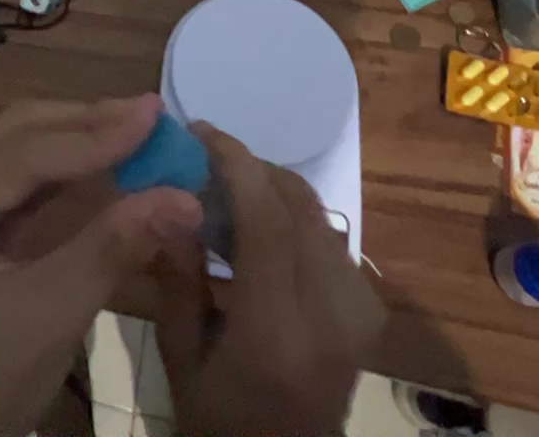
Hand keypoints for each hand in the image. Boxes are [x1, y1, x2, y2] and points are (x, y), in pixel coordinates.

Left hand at [0, 96, 202, 436]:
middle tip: (151, 114)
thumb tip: (185, 196)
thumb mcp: (56, 311)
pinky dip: (70, 160)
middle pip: (18, 132)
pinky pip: (24, 169)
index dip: (93, 135)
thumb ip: (115, 246)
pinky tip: (110, 154)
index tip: (153, 115)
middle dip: (87, 121)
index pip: (23, 155)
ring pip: (22, 141)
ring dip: (80, 132)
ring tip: (139, 125)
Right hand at [156, 123, 387, 436]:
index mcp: (277, 333)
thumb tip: (170, 197)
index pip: (268, 224)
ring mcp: (360, 311)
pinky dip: (292, 212)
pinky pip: (329, 234)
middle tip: (205, 155)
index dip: (237, 164)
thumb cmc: (218, 420)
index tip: (200, 131)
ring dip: (271, 186)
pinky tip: (259, 224)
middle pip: (300, 207)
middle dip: (251, 166)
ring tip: (226, 188)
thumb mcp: (179, 353)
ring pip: (318, 213)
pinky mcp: (369, 308)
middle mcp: (331, 315)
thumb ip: (178, 274)